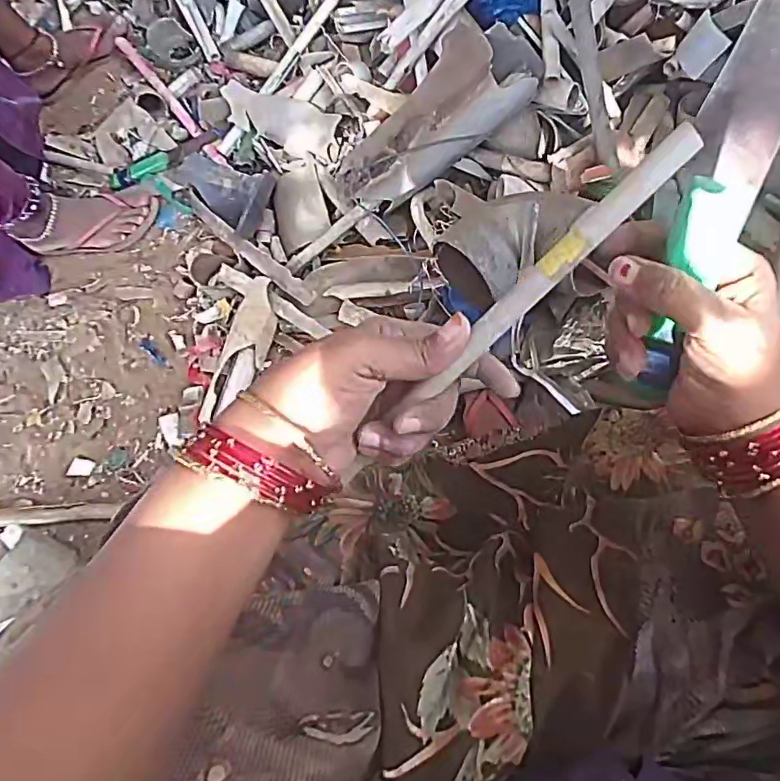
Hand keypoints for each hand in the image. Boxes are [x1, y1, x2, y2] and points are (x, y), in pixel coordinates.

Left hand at [214, 314, 508, 485]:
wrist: (274, 452)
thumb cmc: (307, 393)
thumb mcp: (360, 360)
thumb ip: (417, 350)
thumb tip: (465, 327)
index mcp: (390, 340)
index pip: (449, 344)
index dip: (479, 363)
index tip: (505, 386)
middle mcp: (396, 369)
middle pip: (446, 386)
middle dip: (428, 408)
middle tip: (400, 419)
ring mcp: (392, 403)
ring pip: (434, 417)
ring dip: (409, 431)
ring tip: (375, 435)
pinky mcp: (387, 434)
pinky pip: (416, 441)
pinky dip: (398, 448)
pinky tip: (371, 446)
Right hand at [600, 222, 779, 436]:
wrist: (734, 431)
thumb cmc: (743, 375)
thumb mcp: (716, 325)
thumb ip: (672, 290)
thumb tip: (624, 267)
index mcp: (731, 266)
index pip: (684, 233)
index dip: (648, 238)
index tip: (615, 249)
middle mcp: (701, 279)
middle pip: (646, 263)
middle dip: (634, 296)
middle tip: (640, 323)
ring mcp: (675, 306)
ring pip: (628, 296)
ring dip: (626, 328)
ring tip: (641, 356)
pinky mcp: (655, 332)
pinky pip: (622, 323)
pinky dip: (624, 345)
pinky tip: (638, 365)